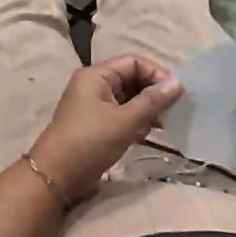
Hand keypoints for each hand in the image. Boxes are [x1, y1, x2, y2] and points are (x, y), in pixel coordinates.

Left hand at [29, 56, 183, 202]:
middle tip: (175, 111)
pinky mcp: (96, 123)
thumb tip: (178, 83)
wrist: (56, 174)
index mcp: (96, 75)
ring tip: (165, 124)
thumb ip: (152, 101)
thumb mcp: (125, 121)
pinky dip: (136, 121)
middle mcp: (94, 85)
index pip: (133, 62)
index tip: (177, 95)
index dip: (157, 74)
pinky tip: (150, 134)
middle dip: (153, 93)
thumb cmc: (89, 141)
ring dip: (147, 109)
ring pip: (128, 98)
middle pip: (131, 78)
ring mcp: (93, 104)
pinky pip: (122, 114)